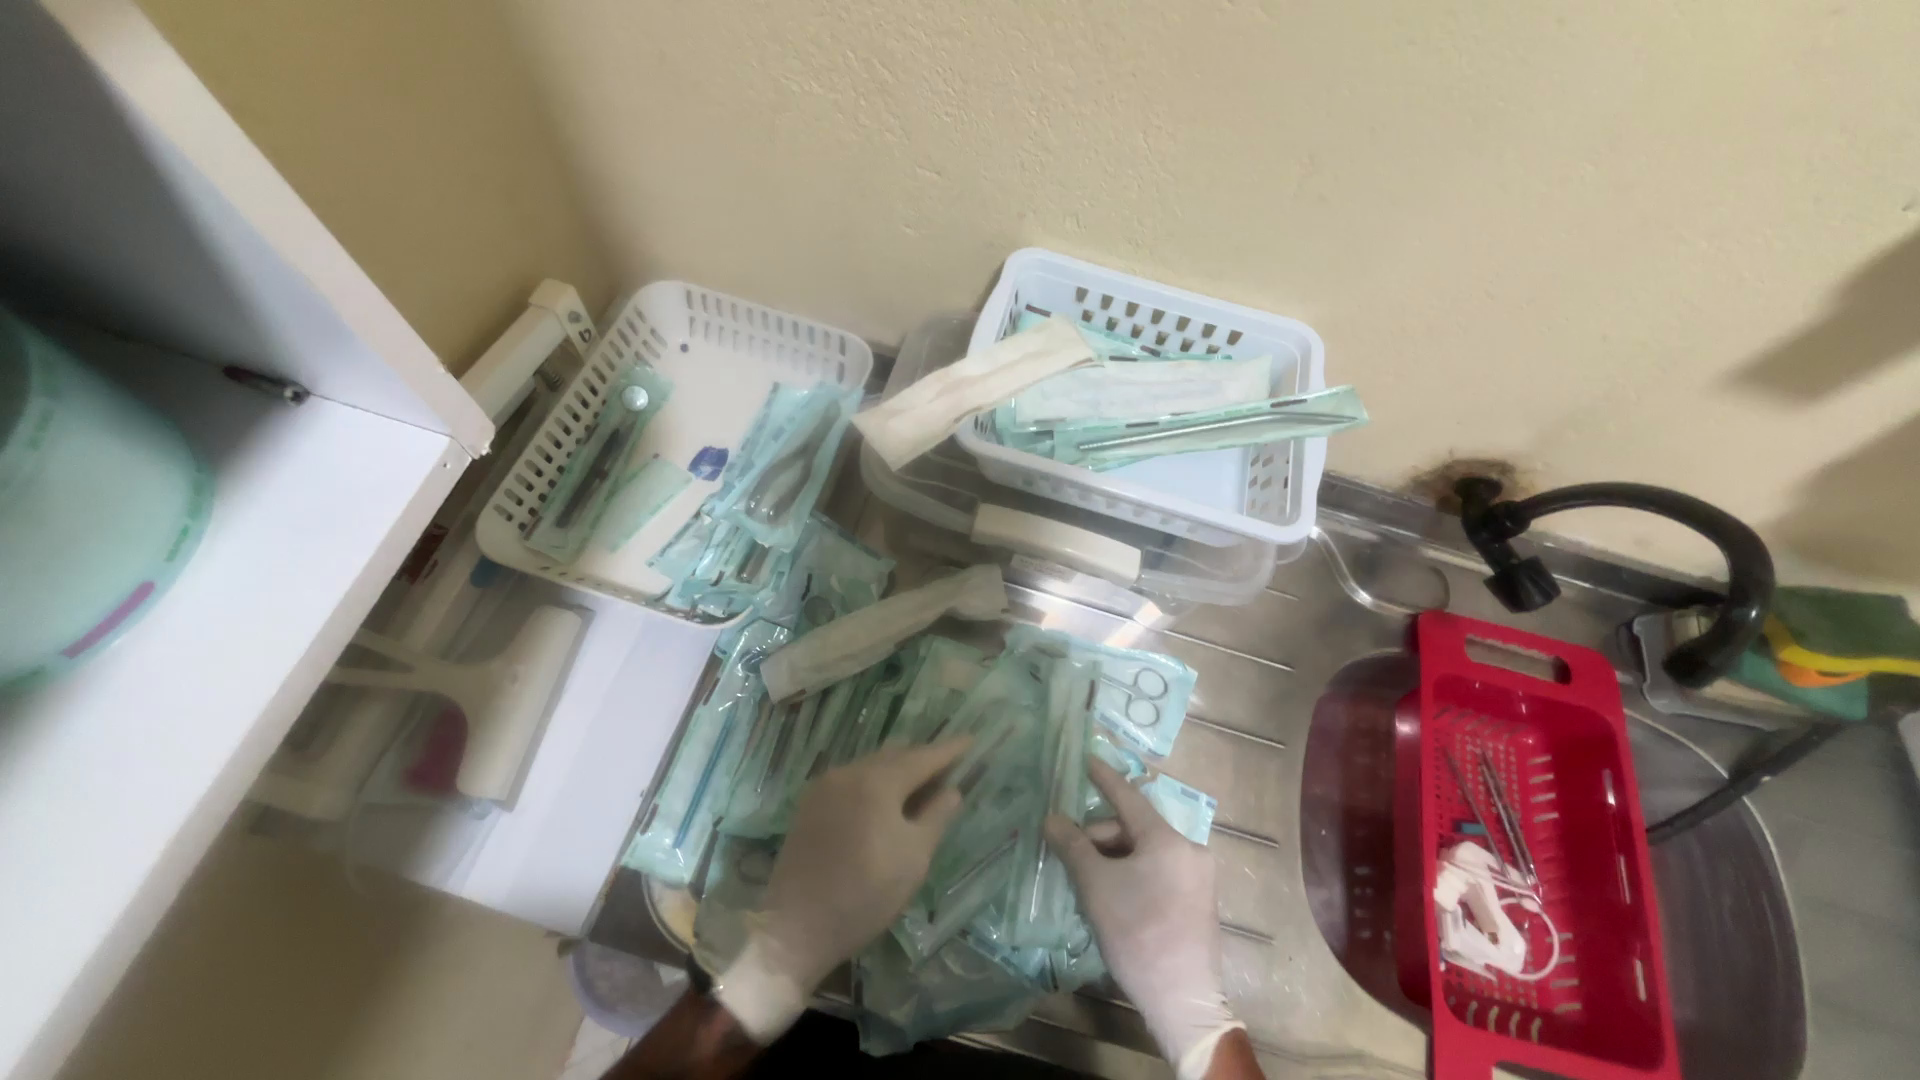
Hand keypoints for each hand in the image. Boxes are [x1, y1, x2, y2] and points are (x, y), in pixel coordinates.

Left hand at [714, 740, 968, 1041]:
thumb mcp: (914, 857)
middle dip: (922, 758)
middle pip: (894, 756)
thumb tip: (952, 789)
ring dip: (897, 770)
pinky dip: (874, 783)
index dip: (949, 750)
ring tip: (921, 783)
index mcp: (877, 781)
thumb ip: (936, 816)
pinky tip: (885, 799)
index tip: (971, 739)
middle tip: (949, 764)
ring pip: (870, 766)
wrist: (796, 926)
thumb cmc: (866, 894)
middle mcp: (848, 772)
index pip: (922, 756)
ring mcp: (824, 787)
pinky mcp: (809, 805)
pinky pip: (851, 780)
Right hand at [1045, 760, 1245, 1079]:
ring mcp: (1198, 876)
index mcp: (1168, 840)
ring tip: (1091, 888)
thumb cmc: (1137, 934)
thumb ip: (1073, 845)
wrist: (1182, 1000)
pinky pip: (1158, 872)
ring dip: (1114, 861)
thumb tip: (1052, 818)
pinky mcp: (1199, 901)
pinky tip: (1113, 900)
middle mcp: (1189, 849)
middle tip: (1074, 864)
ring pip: (1145, 853)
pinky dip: (1132, 876)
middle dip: (1101, 839)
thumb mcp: (1096, 886)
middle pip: (1134, 829)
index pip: (1129, 797)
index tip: (1086, 759)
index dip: (1103, 778)